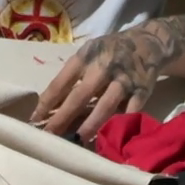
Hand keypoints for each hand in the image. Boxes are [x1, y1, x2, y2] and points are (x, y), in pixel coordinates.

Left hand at [33, 25, 174, 140]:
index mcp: (86, 55)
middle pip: (80, 95)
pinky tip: (108, 141)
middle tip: (49, 137)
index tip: (34, 120)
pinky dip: (119, 126)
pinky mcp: (142, 90)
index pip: (62, 81)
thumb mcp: (90, 56)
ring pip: (105, 105)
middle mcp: (104, 64)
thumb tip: (48, 110)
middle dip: (62, 118)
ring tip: (77, 142)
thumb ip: (73, 78)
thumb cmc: (110, 54)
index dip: (47, 102)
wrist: (149, 42)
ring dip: (90, 125)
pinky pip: (130, 112)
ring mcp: (124, 77)